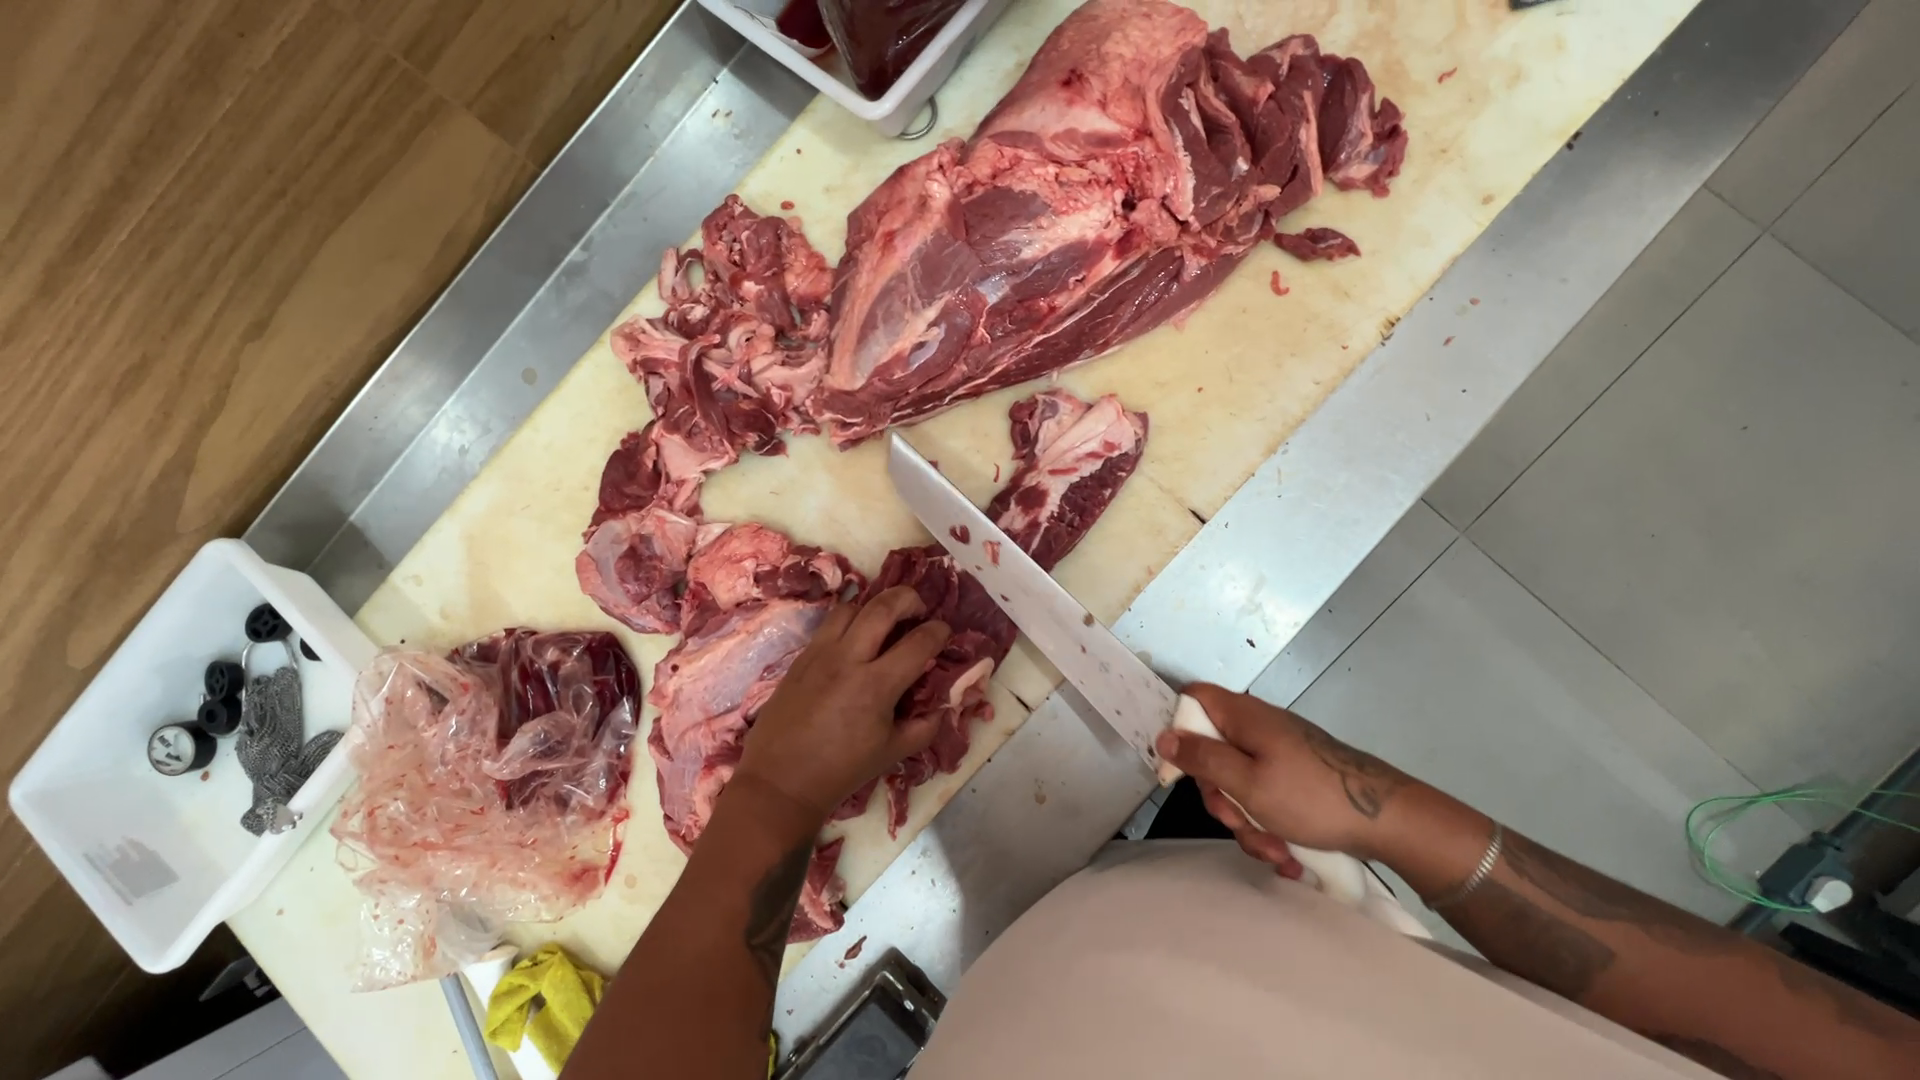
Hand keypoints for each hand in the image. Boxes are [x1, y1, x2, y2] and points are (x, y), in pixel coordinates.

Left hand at [734, 585, 951, 823]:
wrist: (780, 781)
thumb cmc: (841, 771)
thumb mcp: (893, 753)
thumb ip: (925, 725)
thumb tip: (943, 704)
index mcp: (876, 686)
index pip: (918, 643)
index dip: (939, 632)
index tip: (944, 633)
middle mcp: (848, 659)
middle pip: (883, 606)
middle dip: (909, 598)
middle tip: (919, 610)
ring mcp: (819, 654)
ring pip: (851, 607)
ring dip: (874, 607)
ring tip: (885, 622)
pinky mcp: (800, 658)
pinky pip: (828, 625)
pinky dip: (849, 621)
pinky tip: (856, 638)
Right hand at [1154, 683, 1412, 865]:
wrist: (1389, 820)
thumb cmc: (1311, 796)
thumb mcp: (1246, 782)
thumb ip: (1202, 758)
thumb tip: (1164, 736)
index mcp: (1244, 717)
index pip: (1194, 698)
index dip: (1179, 728)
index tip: (1181, 768)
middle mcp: (1259, 729)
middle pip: (1213, 753)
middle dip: (1221, 797)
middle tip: (1238, 820)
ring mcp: (1279, 754)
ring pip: (1240, 784)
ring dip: (1249, 823)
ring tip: (1275, 851)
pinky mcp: (1296, 778)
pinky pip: (1266, 799)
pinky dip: (1271, 827)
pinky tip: (1288, 855)